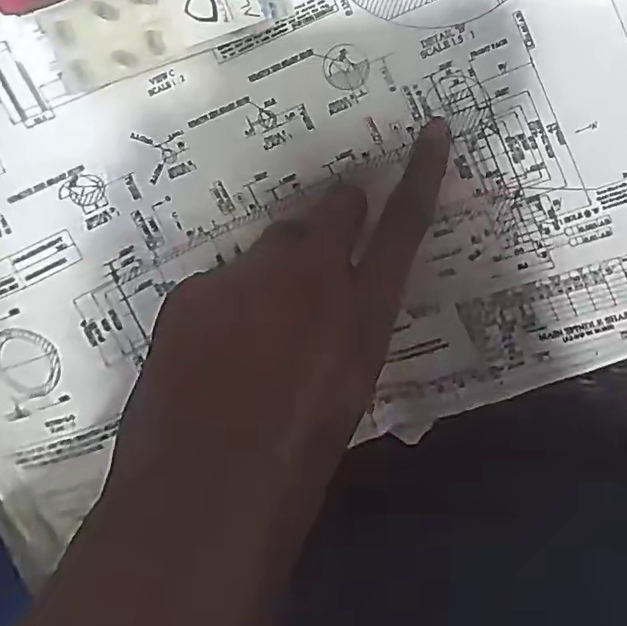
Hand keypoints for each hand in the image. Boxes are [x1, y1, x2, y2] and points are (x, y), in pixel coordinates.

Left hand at [108, 117, 450, 496]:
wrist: (202, 496)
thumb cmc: (300, 455)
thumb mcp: (352, 383)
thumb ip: (352, 322)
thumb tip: (340, 294)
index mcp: (365, 308)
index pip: (405, 224)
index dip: (422, 173)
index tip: (432, 129)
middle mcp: (312, 275)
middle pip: (333, 210)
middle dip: (333, 219)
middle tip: (317, 263)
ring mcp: (248, 276)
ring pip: (271, 245)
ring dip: (273, 270)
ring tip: (253, 331)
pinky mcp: (194, 291)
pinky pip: (220, 280)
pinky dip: (224, 302)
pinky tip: (211, 350)